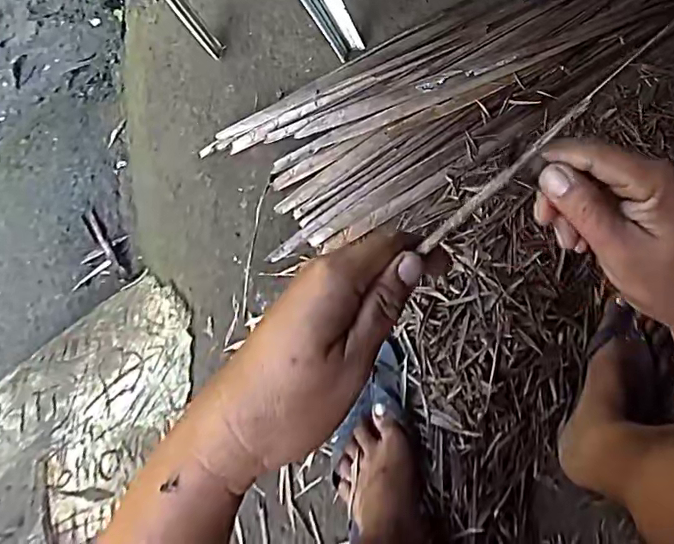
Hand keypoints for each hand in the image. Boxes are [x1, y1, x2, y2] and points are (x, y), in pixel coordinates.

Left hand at [173, 229, 444, 494]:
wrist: (227, 433)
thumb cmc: (289, 406)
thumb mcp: (354, 359)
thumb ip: (386, 305)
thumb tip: (413, 261)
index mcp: (334, 277)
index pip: (391, 240)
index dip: (423, 249)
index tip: (446, 267)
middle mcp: (318, 270)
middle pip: (375, 245)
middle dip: (408, 258)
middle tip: (433, 284)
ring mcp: (306, 284)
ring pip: (360, 261)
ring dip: (388, 272)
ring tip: (407, 303)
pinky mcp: (300, 301)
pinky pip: (343, 278)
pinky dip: (368, 285)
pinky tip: (374, 312)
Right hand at [533, 138, 673, 327]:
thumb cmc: (666, 283)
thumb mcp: (618, 249)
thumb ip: (584, 209)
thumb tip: (549, 174)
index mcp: (651, 177)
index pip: (593, 153)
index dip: (557, 160)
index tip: (529, 179)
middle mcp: (646, 170)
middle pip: (587, 164)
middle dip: (562, 191)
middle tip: (547, 222)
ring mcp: (640, 183)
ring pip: (586, 179)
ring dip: (569, 207)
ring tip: (570, 241)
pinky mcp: (634, 196)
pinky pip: (596, 194)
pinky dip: (581, 214)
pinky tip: (580, 239)